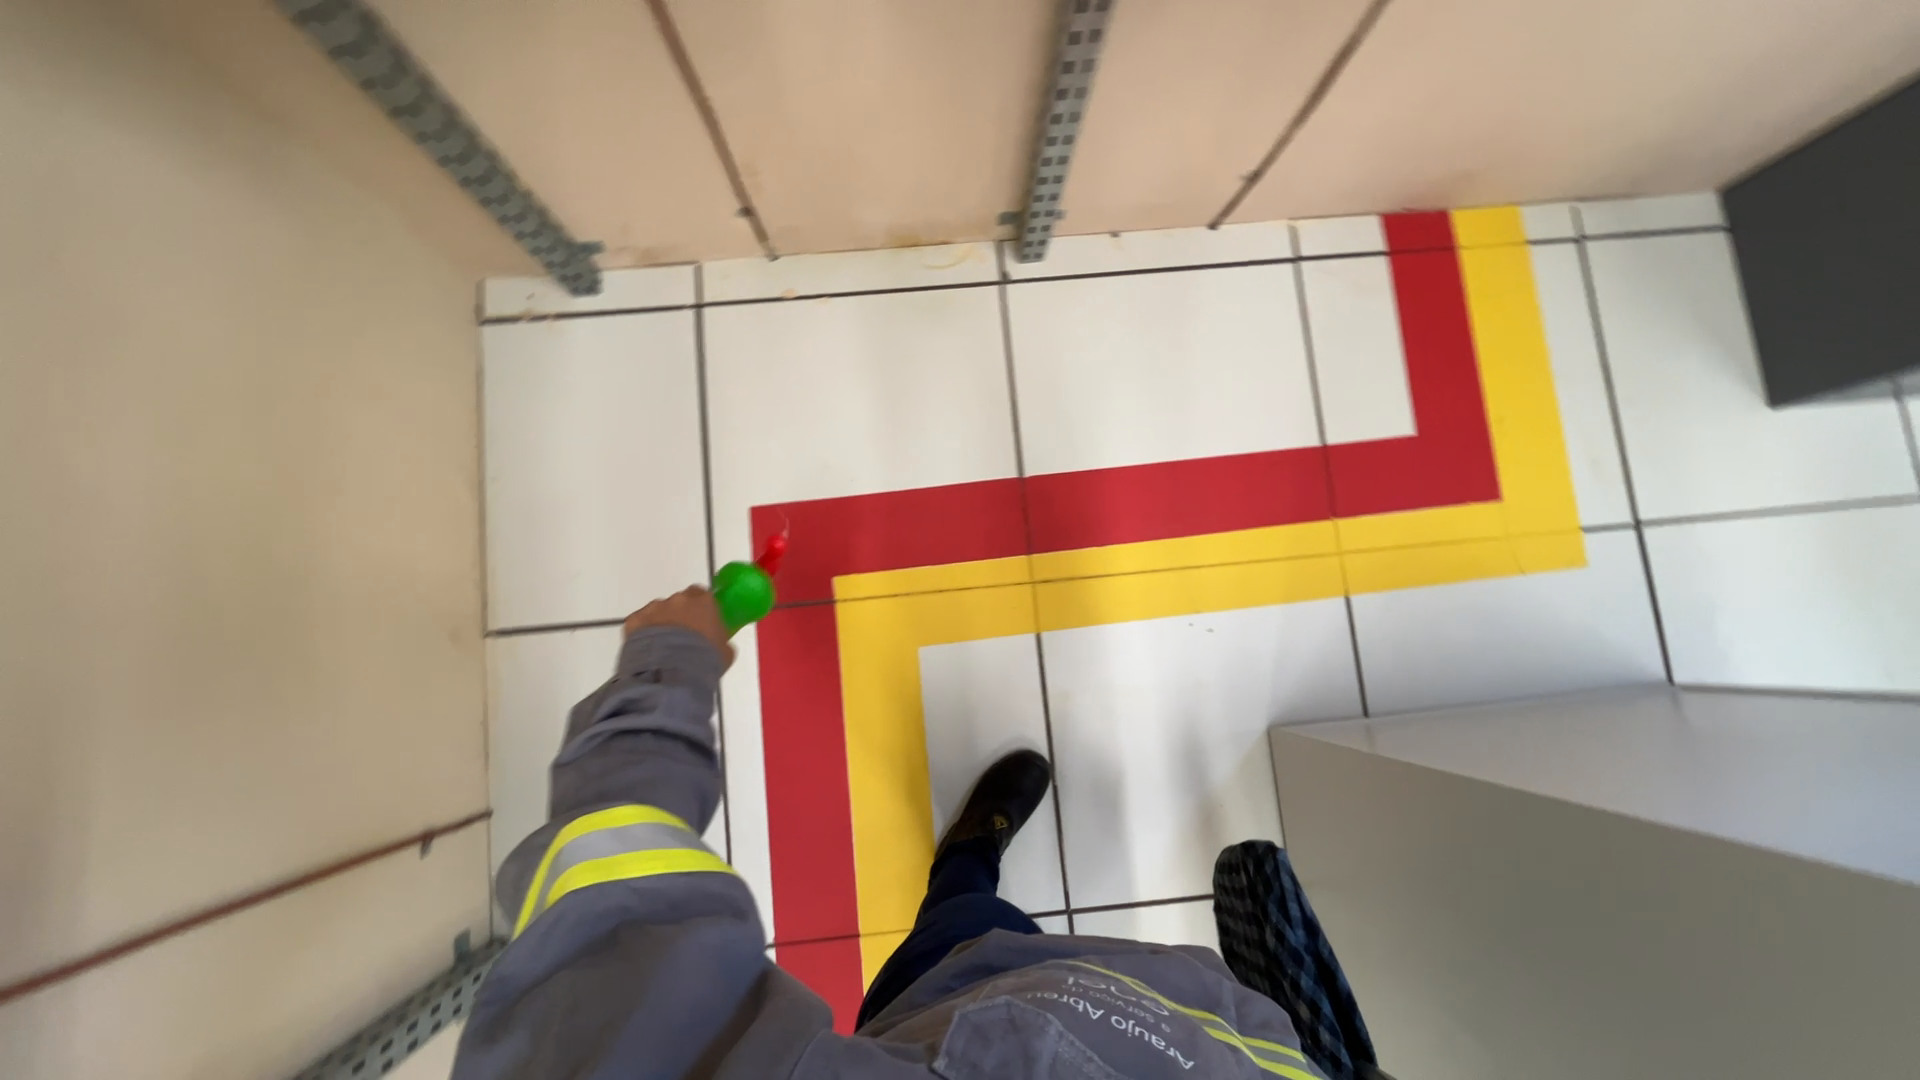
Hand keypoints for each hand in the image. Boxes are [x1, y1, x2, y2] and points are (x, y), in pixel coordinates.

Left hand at [623, 586, 735, 669]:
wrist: (671, 675)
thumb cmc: (705, 661)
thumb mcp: (725, 652)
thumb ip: (722, 640)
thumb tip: (719, 642)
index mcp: (704, 603)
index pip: (702, 594)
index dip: (701, 607)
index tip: (702, 620)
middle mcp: (678, 600)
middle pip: (679, 601)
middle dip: (680, 615)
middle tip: (683, 636)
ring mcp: (653, 608)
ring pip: (658, 611)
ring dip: (661, 623)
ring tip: (662, 647)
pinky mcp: (633, 621)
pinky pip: (640, 623)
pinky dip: (642, 633)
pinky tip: (647, 651)